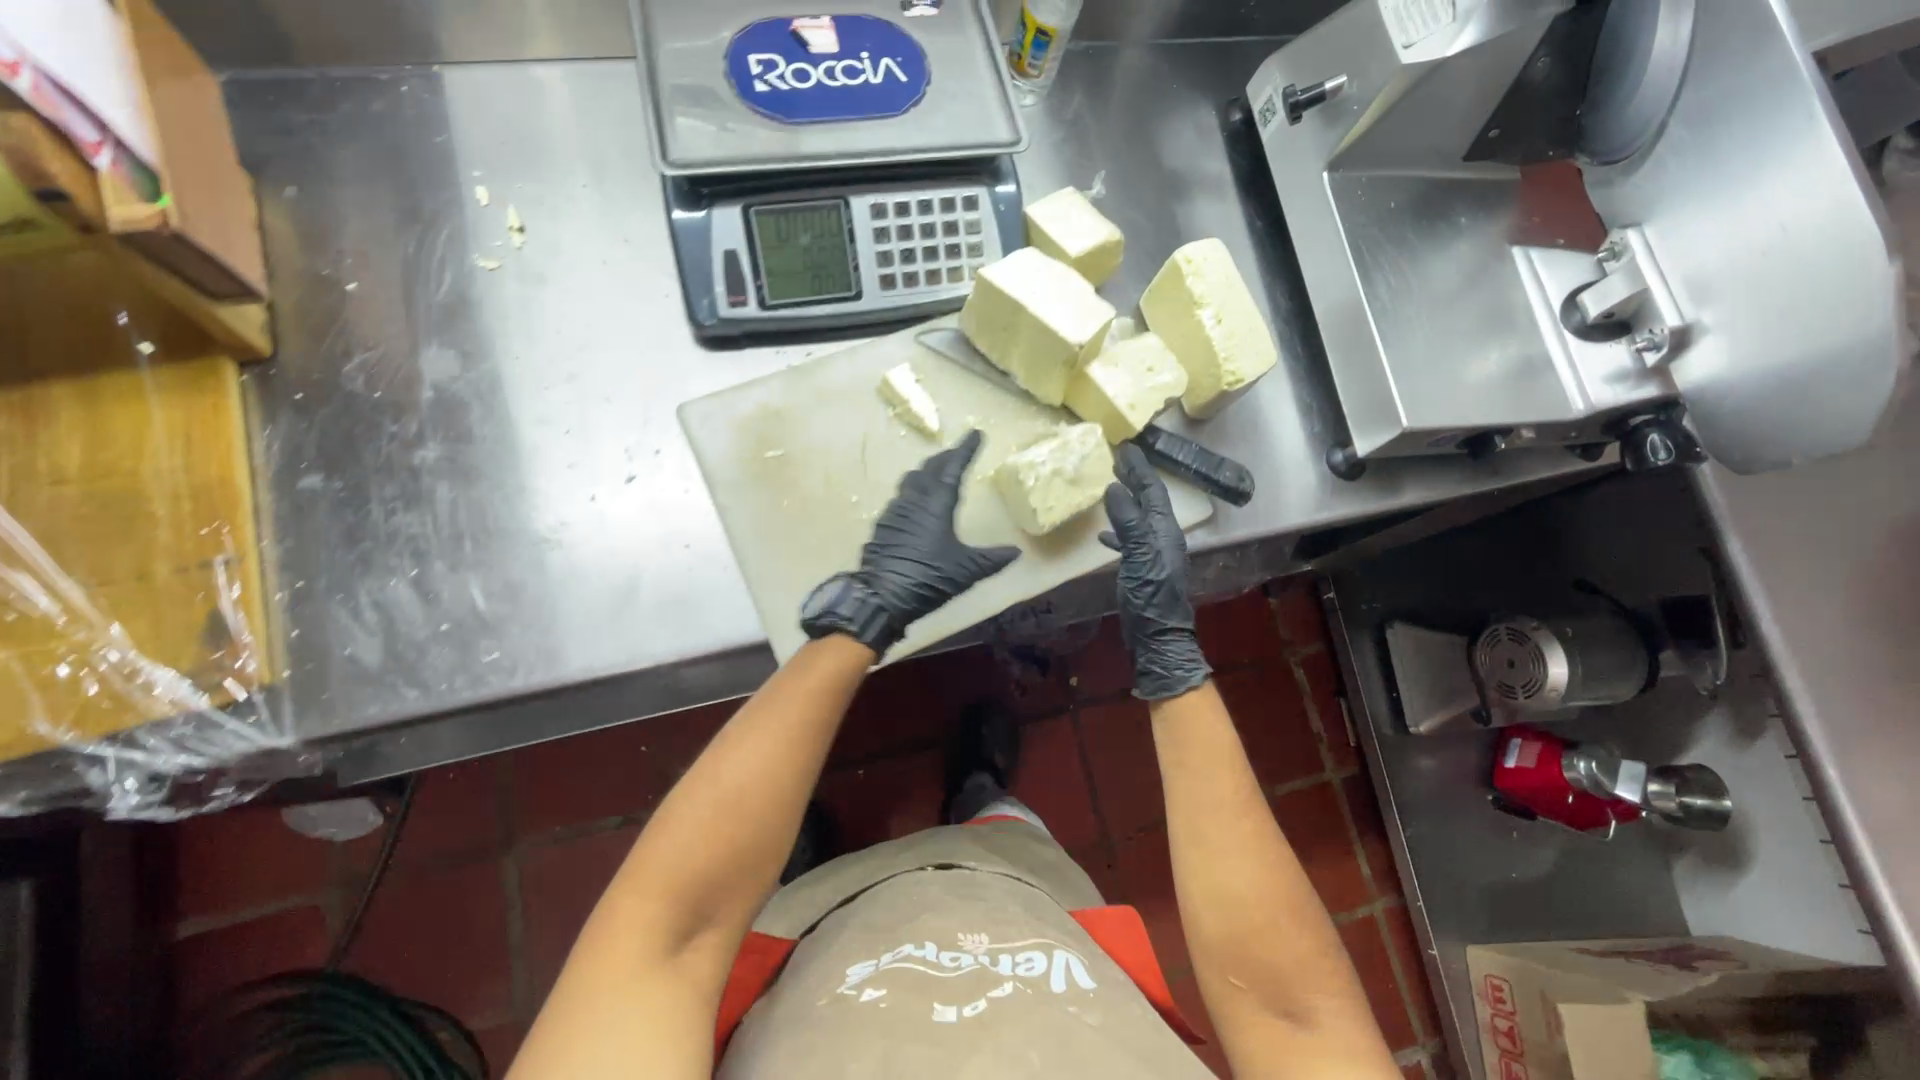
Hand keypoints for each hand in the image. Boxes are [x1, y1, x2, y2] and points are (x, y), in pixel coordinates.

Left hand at [857, 429, 1020, 646]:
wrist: (881, 597)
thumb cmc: (928, 578)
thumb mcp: (966, 571)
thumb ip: (992, 559)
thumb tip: (1016, 552)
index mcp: (936, 505)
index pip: (953, 468)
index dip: (966, 450)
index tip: (976, 434)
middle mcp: (913, 501)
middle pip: (929, 470)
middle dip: (944, 459)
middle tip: (956, 453)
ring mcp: (894, 513)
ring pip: (910, 482)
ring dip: (925, 474)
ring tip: (935, 473)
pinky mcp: (882, 527)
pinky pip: (900, 500)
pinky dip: (912, 494)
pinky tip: (915, 505)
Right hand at [1101, 443, 1210, 699]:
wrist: (1158, 636)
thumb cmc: (1151, 596)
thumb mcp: (1139, 555)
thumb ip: (1128, 522)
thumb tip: (1114, 489)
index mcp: (1165, 531)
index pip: (1153, 491)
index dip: (1139, 469)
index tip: (1125, 448)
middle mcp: (1162, 538)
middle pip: (1149, 501)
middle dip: (1135, 479)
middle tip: (1118, 458)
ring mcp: (1154, 555)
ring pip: (1139, 518)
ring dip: (1127, 501)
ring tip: (1110, 485)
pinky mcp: (1143, 570)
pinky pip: (1130, 541)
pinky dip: (1118, 531)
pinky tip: (1103, 534)